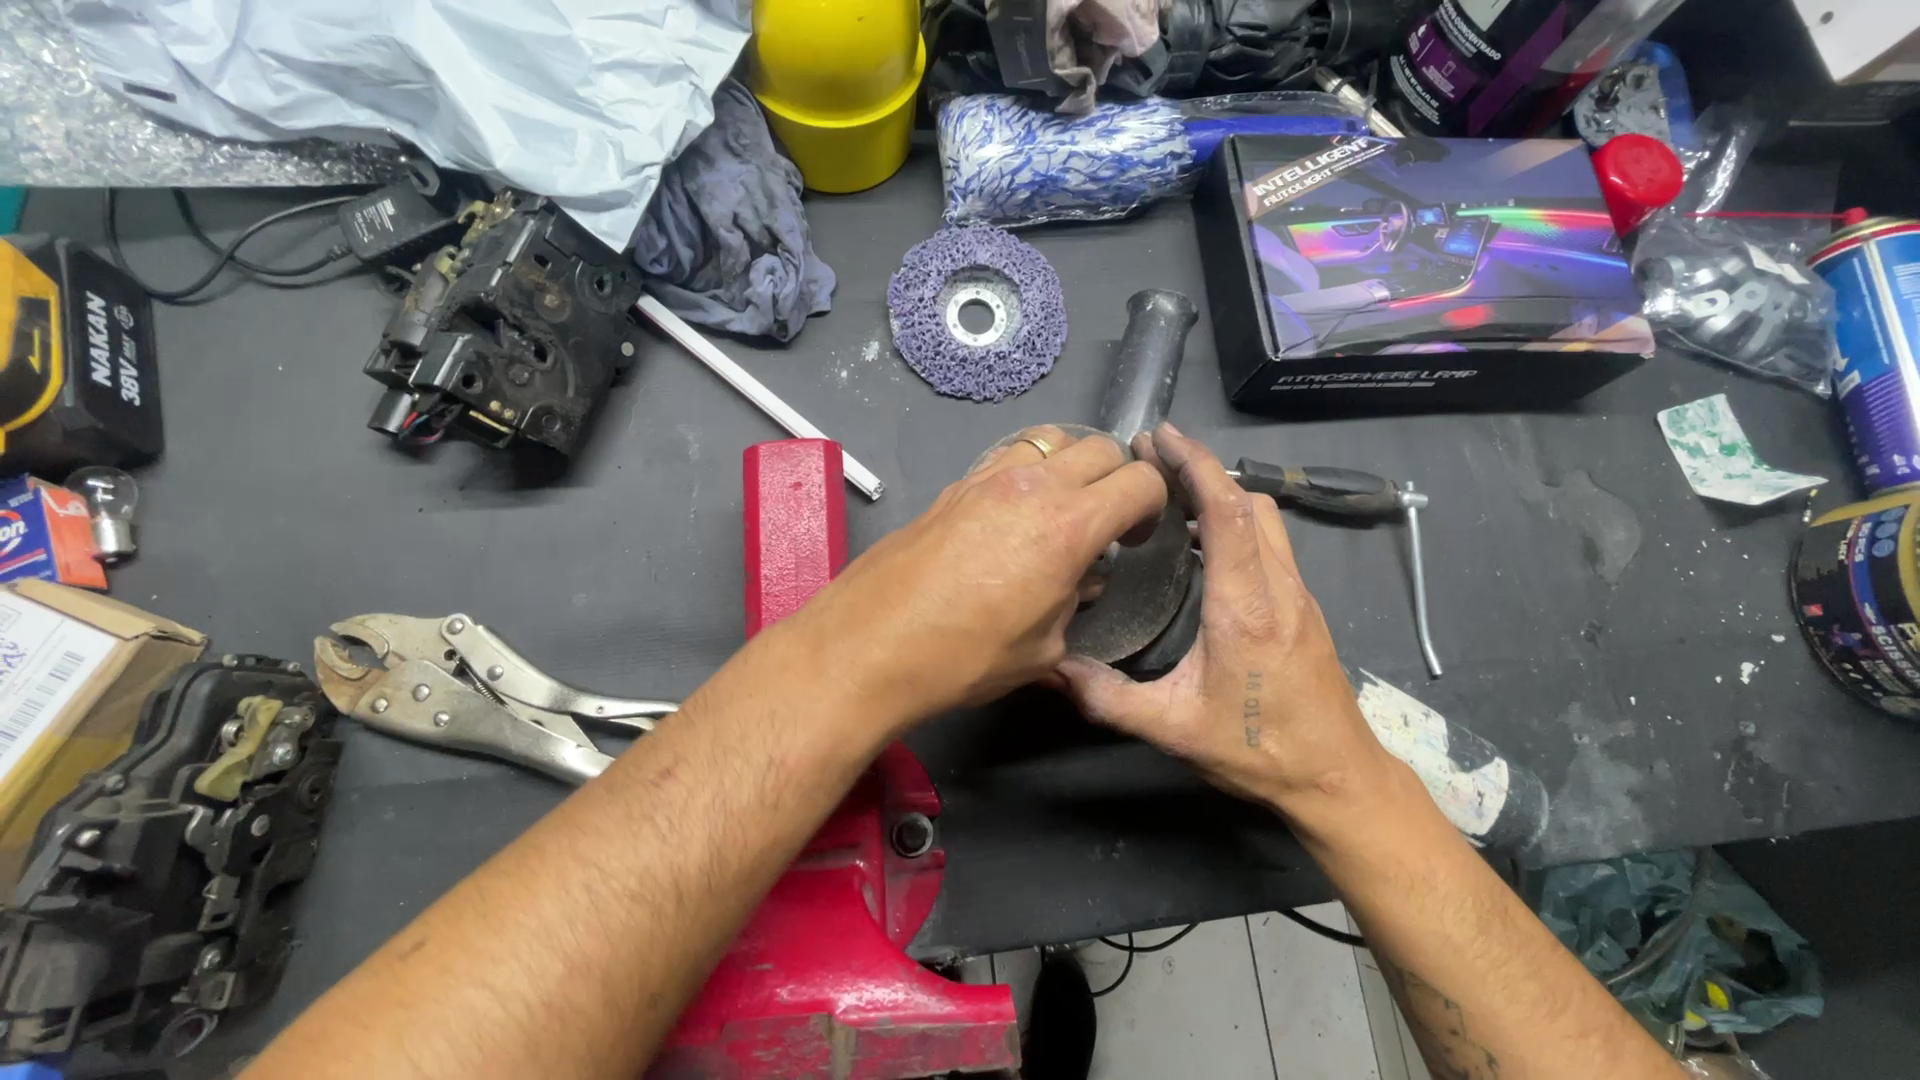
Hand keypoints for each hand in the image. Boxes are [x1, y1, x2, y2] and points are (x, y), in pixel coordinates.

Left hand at [786, 425, 1165, 730]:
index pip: (1140, 481)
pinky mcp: (952, 487)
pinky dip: (1024, 472)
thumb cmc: (964, 657)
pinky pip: (1005, 458)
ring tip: (1056, 510)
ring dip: (1066, 465)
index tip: (1135, 538)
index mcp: (1069, 525)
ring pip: (1049, 439)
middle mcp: (1032, 486)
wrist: (870, 645)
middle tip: (1103, 523)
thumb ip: (1073, 605)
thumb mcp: (1042, 648)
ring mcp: (986, 479)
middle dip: (1115, 479)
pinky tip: (1009, 517)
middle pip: (1099, 447)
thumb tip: (1079, 582)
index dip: (1153, 506)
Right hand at [1055, 424, 1392, 812]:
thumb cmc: (1258, 751)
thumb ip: (1110, 698)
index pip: (1226, 511)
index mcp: (1246, 607)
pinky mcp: (1302, 608)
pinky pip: (1270, 543)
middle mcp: (1278, 588)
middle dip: (1202, 470)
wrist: (1337, 778)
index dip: (1194, 464)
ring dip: (1222, 495)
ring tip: (1170, 498)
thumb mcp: (1174, 729)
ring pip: (1266, 519)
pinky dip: (1235, 522)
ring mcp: (1298, 596)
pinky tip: (1201, 544)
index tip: (1159, 437)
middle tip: (1151, 462)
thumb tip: (1053, 671)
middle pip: (1249, 502)